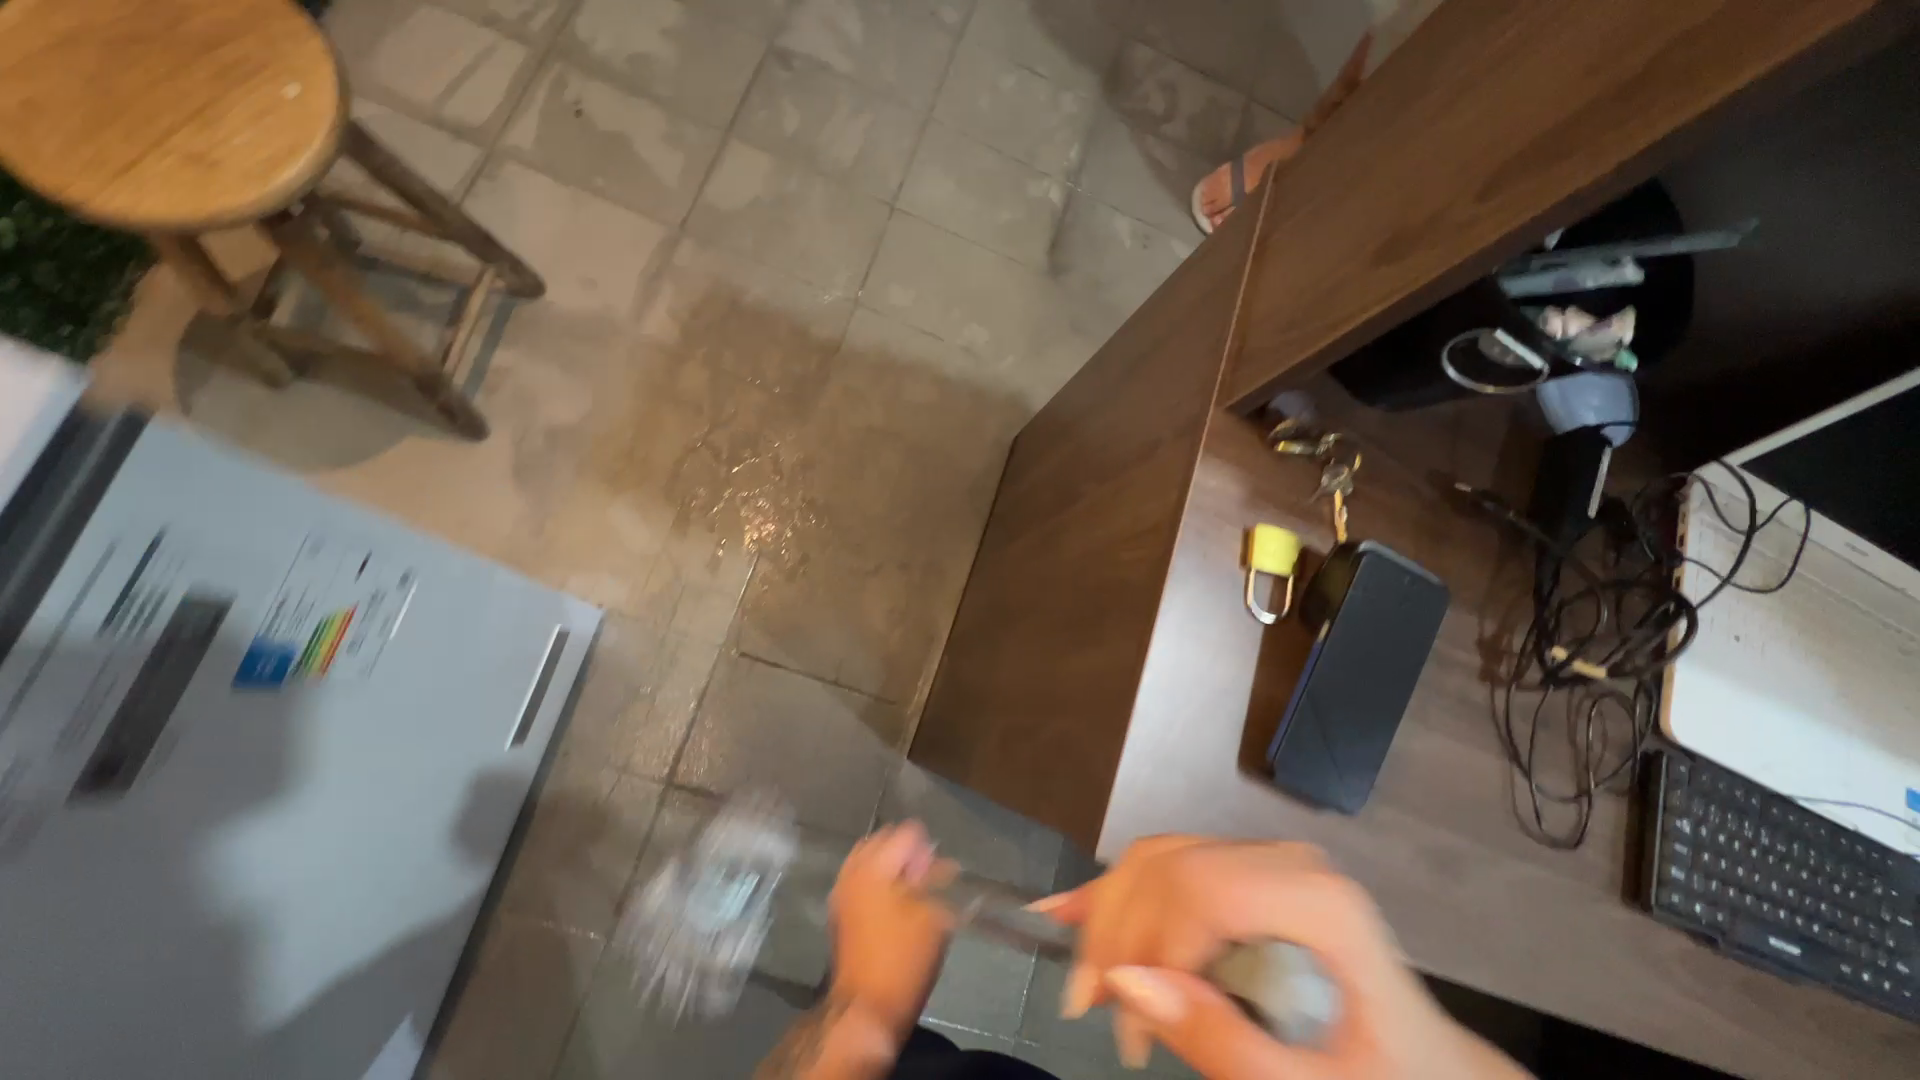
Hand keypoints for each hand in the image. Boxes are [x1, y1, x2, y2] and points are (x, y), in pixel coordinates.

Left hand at [826, 821, 954, 1039]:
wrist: (866, 1008)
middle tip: (926, 880)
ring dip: (890, 868)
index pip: (906, 833)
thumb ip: (936, 881)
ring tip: (911, 894)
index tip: (937, 874)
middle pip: (882, 841)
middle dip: (906, 854)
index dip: (927, 849)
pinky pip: (860, 880)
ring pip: (869, 860)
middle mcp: (853, 872)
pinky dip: (877, 883)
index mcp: (875, 867)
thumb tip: (939, 864)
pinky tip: (894, 907)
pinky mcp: (839, 912)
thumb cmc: (904, 961)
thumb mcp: (933, 917)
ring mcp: (841, 892)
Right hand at [1034, 837, 1528, 1079]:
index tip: (1121, 1022)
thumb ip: (1221, 1040)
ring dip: (1107, 915)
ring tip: (1083, 985)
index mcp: (1315, 901)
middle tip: (1091, 1011)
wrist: (1430, 1073)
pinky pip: (1168, 866)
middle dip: (1114, 934)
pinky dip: (1117, 893)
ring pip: (1156, 859)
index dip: (1146, 945)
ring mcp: (1265, 861)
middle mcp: (1286, 861)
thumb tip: (1127, 981)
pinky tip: (1066, 910)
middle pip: (1168, 867)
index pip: (1199, 889)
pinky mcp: (1246, 874)